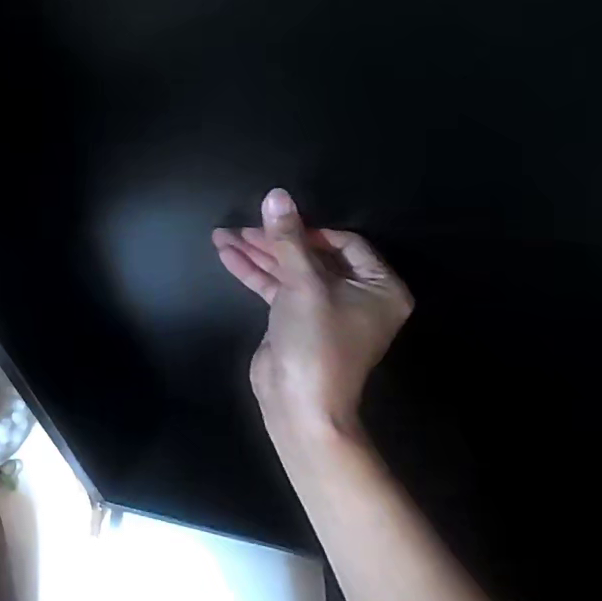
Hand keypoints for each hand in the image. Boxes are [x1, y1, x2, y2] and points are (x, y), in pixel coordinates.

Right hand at [213, 188, 413, 434]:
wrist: (300, 405)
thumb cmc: (318, 341)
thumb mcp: (303, 284)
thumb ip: (287, 238)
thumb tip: (276, 195)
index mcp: (379, 287)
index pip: (345, 243)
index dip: (310, 231)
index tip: (278, 223)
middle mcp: (356, 295)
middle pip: (312, 254)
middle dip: (274, 240)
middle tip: (241, 226)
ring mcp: (324, 309)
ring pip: (290, 270)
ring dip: (257, 253)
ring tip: (222, 235)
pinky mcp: (296, 320)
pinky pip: (276, 287)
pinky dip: (254, 272)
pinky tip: (226, 254)